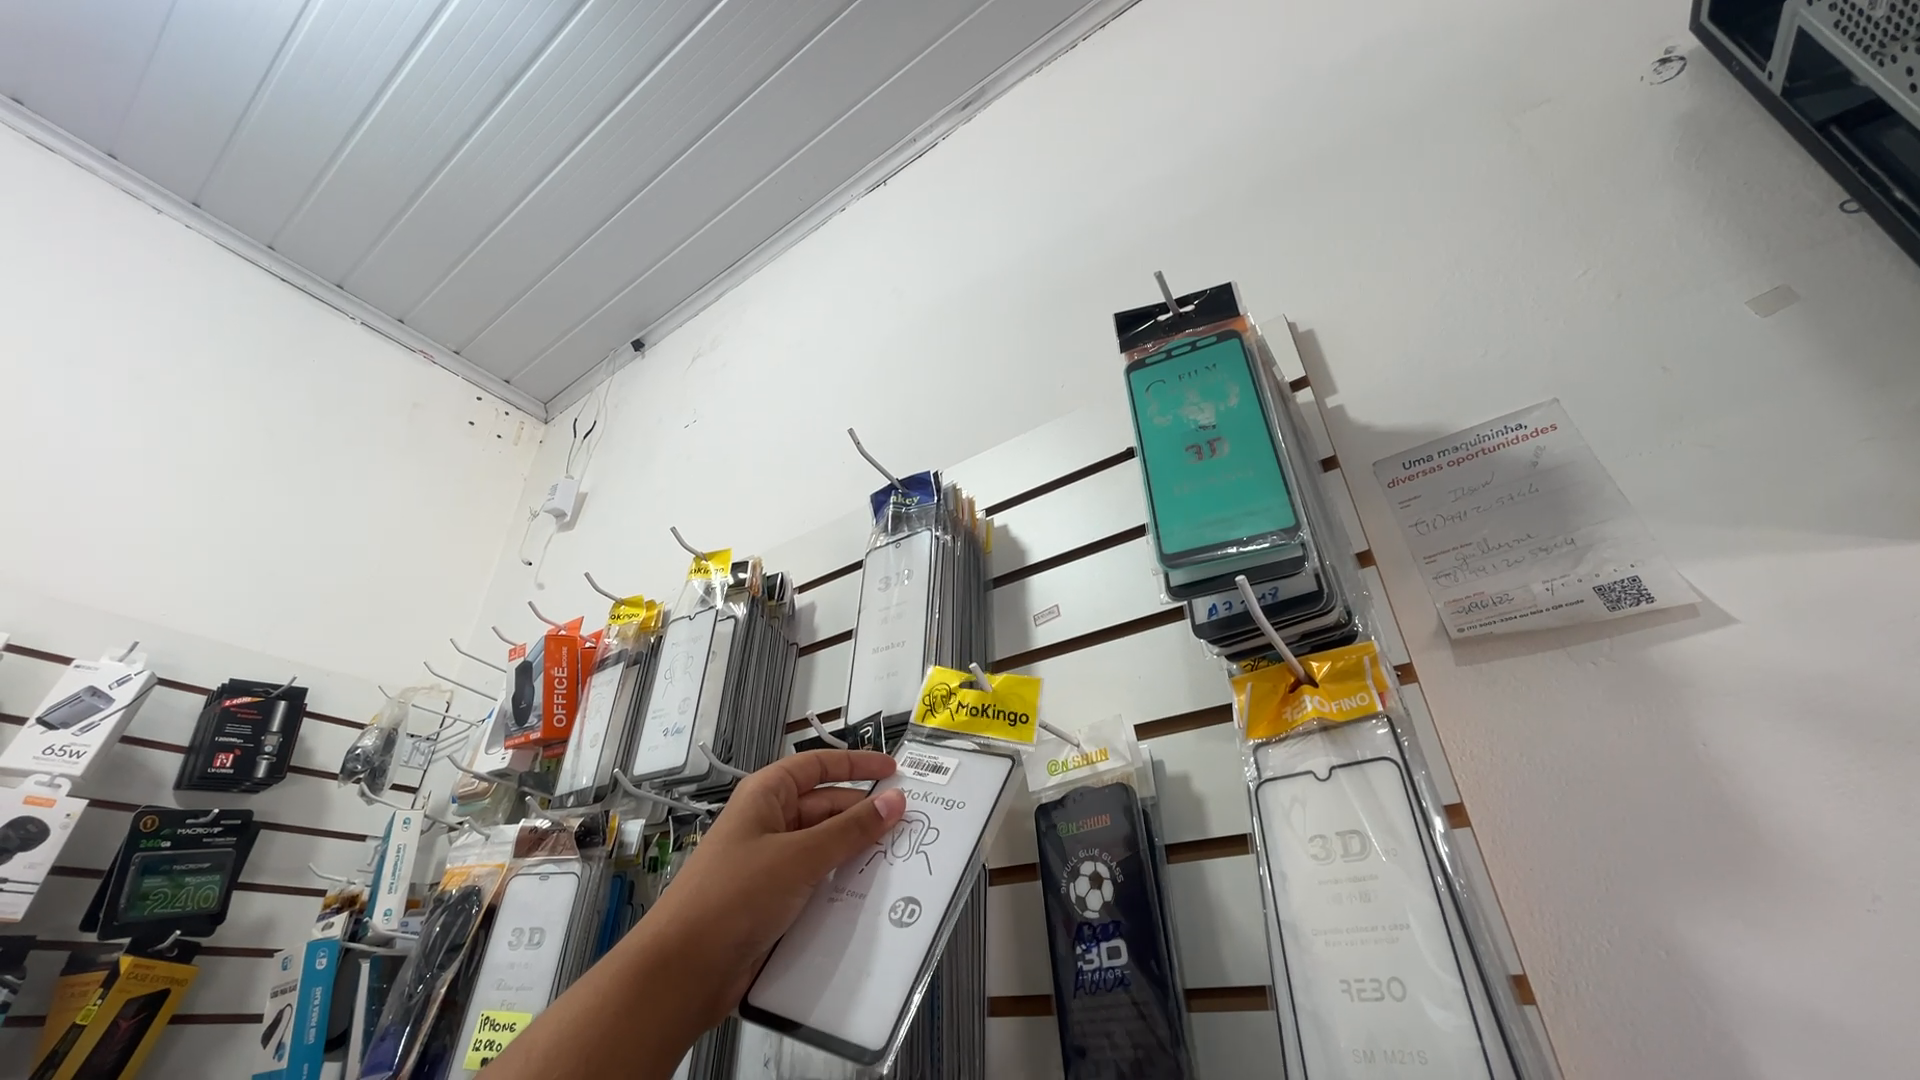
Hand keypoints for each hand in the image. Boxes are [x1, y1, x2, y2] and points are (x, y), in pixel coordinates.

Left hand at [644, 750, 907, 1027]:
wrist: (683, 971)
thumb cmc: (737, 895)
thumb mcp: (800, 856)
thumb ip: (852, 829)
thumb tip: (896, 798)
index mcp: (766, 795)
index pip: (817, 765)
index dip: (856, 764)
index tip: (895, 770)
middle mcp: (768, 822)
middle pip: (825, 806)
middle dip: (863, 812)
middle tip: (910, 824)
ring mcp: (769, 863)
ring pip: (823, 846)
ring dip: (855, 851)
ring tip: (900, 858)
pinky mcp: (772, 900)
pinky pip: (815, 880)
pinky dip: (841, 882)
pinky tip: (870, 894)